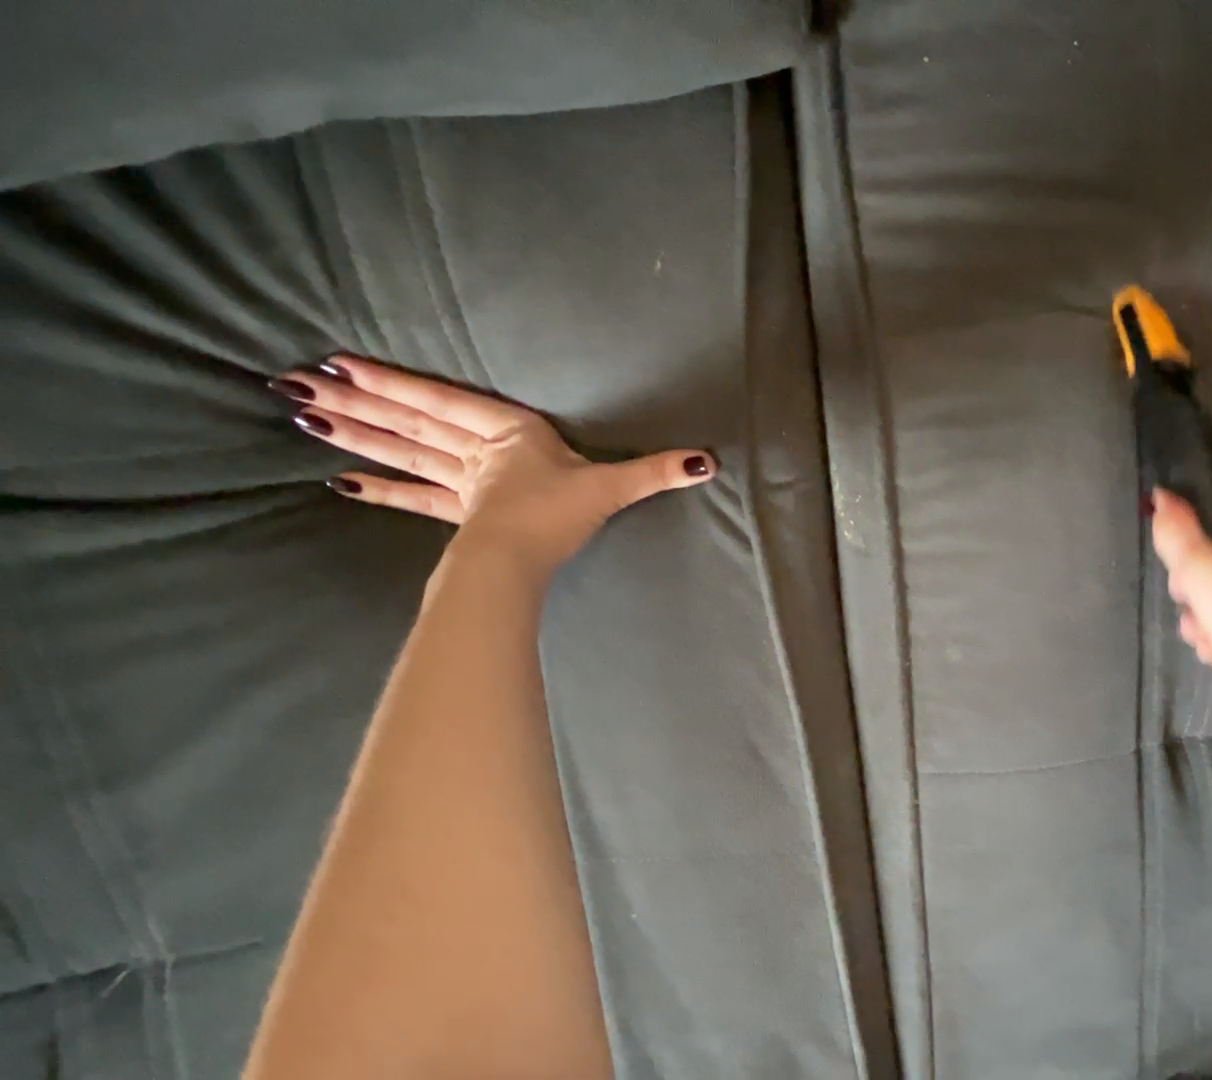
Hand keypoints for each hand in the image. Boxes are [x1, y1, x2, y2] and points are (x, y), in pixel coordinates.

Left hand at [269, 355, 714, 572]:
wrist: (521, 565)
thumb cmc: (559, 516)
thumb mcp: (613, 487)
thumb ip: (656, 471)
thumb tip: (708, 461)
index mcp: (508, 435)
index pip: (443, 402)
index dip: (394, 383)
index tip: (341, 362)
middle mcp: (476, 455)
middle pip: (409, 423)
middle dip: (356, 401)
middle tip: (294, 379)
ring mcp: (461, 487)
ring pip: (400, 453)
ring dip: (354, 435)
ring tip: (301, 413)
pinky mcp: (458, 517)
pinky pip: (412, 498)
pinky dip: (378, 489)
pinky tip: (336, 481)